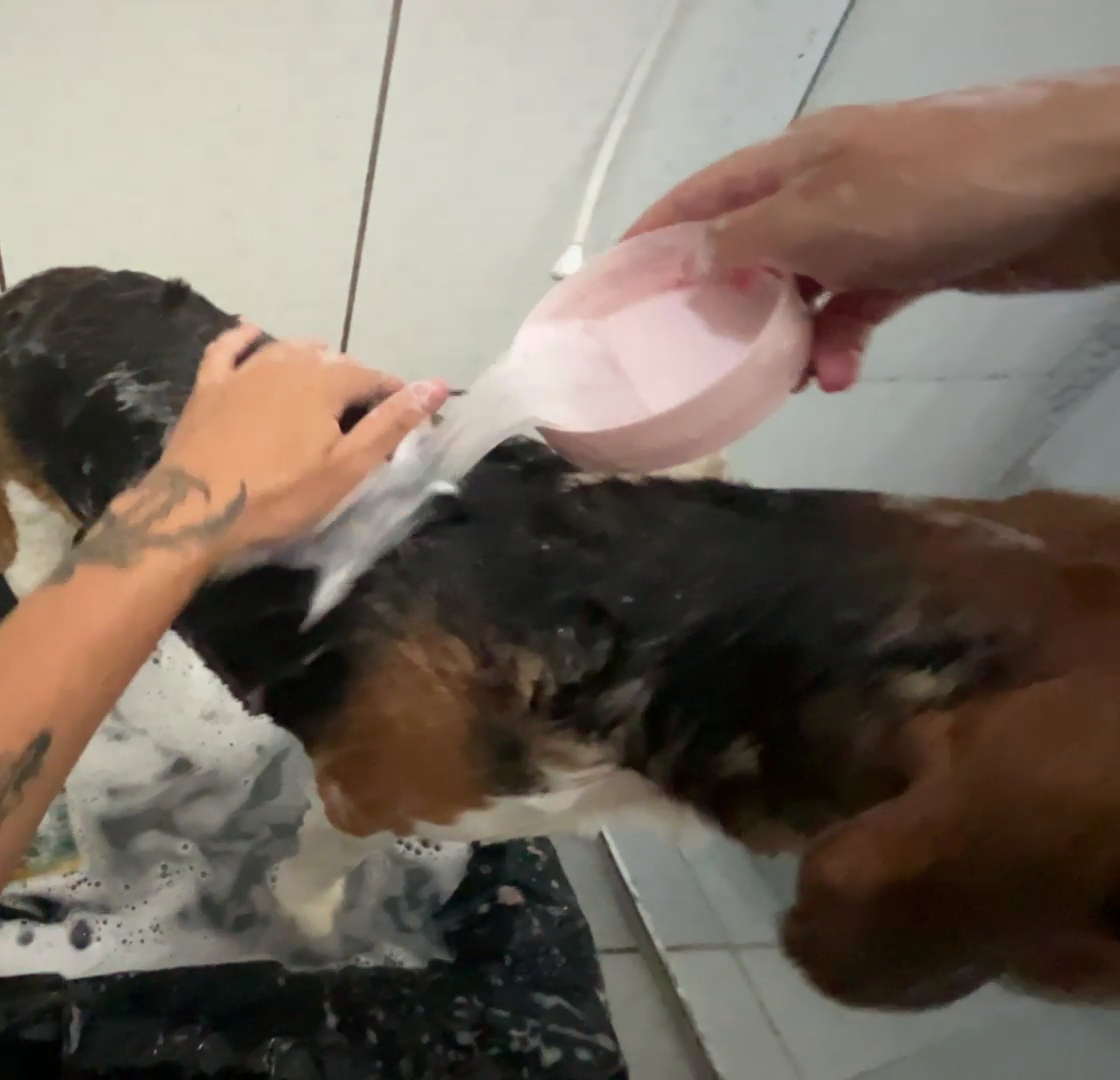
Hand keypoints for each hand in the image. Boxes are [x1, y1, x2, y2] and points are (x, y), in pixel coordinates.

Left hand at [153, 321, 447, 564]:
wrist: (195, 510)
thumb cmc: (276, 497)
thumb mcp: (344, 469)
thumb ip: (390, 424)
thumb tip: (436, 385)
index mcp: (325, 381)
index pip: (373, 378)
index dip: (395, 397)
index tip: (408, 420)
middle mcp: (286, 362)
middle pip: (332, 362)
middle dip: (353, 383)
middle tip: (360, 419)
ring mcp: (242, 371)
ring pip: (286, 349)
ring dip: (310, 361)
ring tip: (323, 385)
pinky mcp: (208, 386)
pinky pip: (228, 348)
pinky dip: (244, 338)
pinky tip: (252, 332)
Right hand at [624, 68, 1119, 391]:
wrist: (1099, 183)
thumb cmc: (937, 189)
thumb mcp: (812, 214)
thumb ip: (734, 241)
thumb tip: (682, 264)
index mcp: (788, 164)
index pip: (693, 199)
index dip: (646, 239)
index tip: (608, 286)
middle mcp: (820, 191)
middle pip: (738, 250)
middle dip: (710, 303)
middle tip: (680, 349)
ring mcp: (868, 227)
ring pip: (792, 291)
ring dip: (779, 339)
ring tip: (773, 380)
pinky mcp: (911, 262)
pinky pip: (851, 311)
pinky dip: (837, 344)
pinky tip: (837, 375)